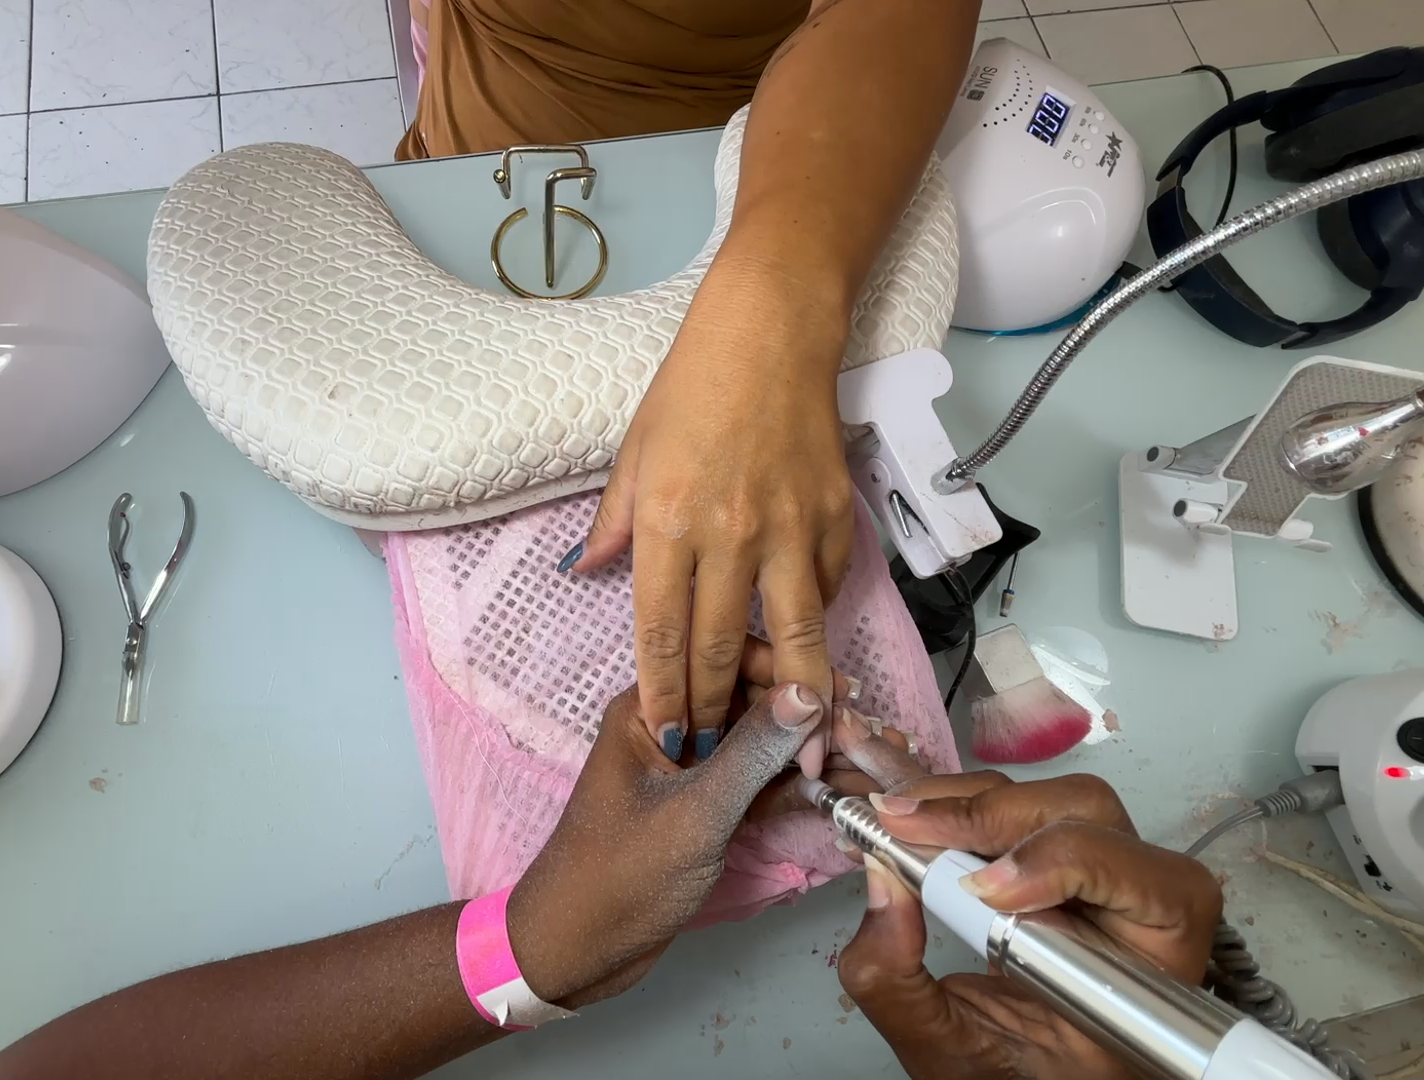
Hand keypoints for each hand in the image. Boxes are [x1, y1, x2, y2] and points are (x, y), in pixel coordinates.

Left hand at [504, 680, 827, 1003]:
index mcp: (650, 705)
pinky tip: (835, 783)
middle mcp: (670, 724)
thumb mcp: (694, 811)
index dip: (782, 671)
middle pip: (746, 697)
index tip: (836, 692)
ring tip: (860, 753)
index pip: (723, 659)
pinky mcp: (705, 802)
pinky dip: (790, 782)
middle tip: (857, 730)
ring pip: (756, 740)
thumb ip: (753, 752)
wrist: (579, 949)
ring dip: (803, 747)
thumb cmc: (622, 874)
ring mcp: (689, 765)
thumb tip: (808, 690)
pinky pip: (753, 779)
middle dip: (801, 711)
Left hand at [570, 260, 855, 772]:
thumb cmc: (689, 393)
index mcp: (668, 523)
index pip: (661, 631)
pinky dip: (814, 624)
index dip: (663, 693)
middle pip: (721, 646)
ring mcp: (792, 531)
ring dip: (782, 694)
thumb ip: (612, 525)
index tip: (668, 735)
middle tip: (707, 749)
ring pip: (794, 636)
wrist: (769, 338)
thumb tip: (586, 573)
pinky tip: (801, 641)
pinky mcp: (837, 520)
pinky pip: (826, 591)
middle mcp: (730, 537)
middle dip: (712, 708)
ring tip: (776, 734)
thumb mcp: (632, 455)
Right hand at [837, 771, 1222, 1079]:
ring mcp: (1094, 871)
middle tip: (907, 827)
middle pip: (1092, 816)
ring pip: (1048, 795)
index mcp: (1144, 983)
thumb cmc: (1003, 1076)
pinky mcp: (1048, 847)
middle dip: (992, 813)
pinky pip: (1012, 798)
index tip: (976, 889)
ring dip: (964, 798)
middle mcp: (1135, 912)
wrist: (1010, 1073)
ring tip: (896, 820)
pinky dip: (953, 798)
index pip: (1156, 890)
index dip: (1064, 864)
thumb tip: (879, 874)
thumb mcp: (943, 1050)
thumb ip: (894, 978)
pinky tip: (908, 819)